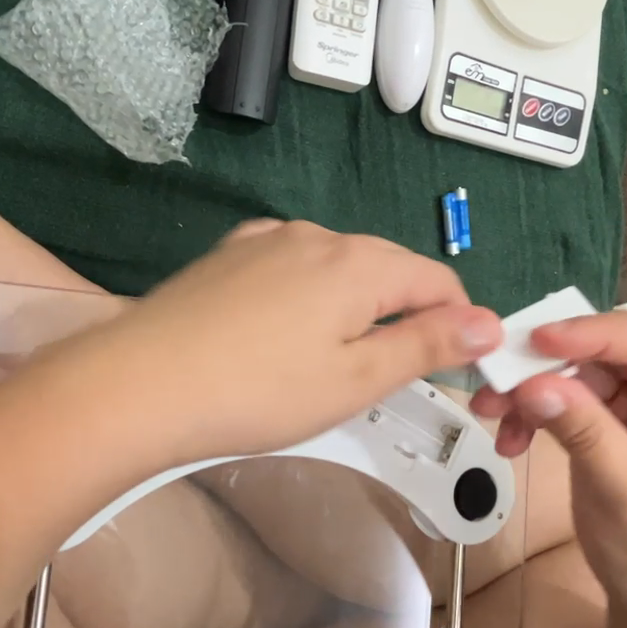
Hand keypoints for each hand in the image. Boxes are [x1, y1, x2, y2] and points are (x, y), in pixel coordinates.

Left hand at [44, 220, 503, 463]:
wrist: (138, 385)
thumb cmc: (258, 392)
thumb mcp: (356, 379)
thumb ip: (427, 345)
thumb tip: (488, 322)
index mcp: (358, 262)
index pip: (437, 279)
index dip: (457, 323)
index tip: (448, 371)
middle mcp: (315, 235)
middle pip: (386, 270)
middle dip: (403, 316)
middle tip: (386, 379)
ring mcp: (264, 240)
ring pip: (336, 268)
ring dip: (352, 308)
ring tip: (328, 363)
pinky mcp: (227, 256)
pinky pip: (289, 267)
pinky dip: (306, 297)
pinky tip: (284, 330)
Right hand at [471, 313, 626, 627]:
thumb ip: (584, 433)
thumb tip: (531, 383)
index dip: (600, 336)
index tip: (540, 338)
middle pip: (615, 357)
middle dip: (554, 364)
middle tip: (499, 374)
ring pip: (583, 377)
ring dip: (534, 389)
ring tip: (490, 409)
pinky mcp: (611, 432)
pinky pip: (567, 404)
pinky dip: (534, 415)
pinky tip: (509, 440)